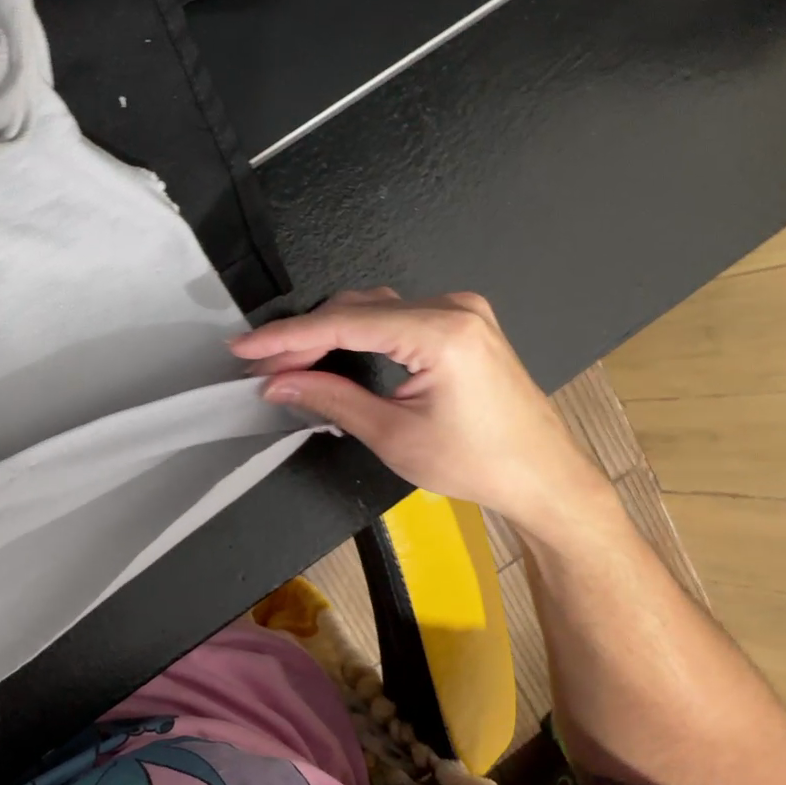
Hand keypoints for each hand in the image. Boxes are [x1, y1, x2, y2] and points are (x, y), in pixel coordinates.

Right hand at [229, 288, 607, 534]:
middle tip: (260, 366)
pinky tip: (330, 354)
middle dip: (303, 337)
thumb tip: (278, 383)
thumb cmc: (475, 462)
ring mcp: (461, 313)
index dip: (286, 336)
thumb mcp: (391, 434)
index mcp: (441, 333)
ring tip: (286, 363)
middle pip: (356, 310)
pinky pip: (395, 318)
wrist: (541, 475)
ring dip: (327, 334)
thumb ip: (331, 399)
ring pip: (373, 310)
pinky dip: (356, 334)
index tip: (244, 347)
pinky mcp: (462, 326)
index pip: (344, 323)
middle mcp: (453, 310)